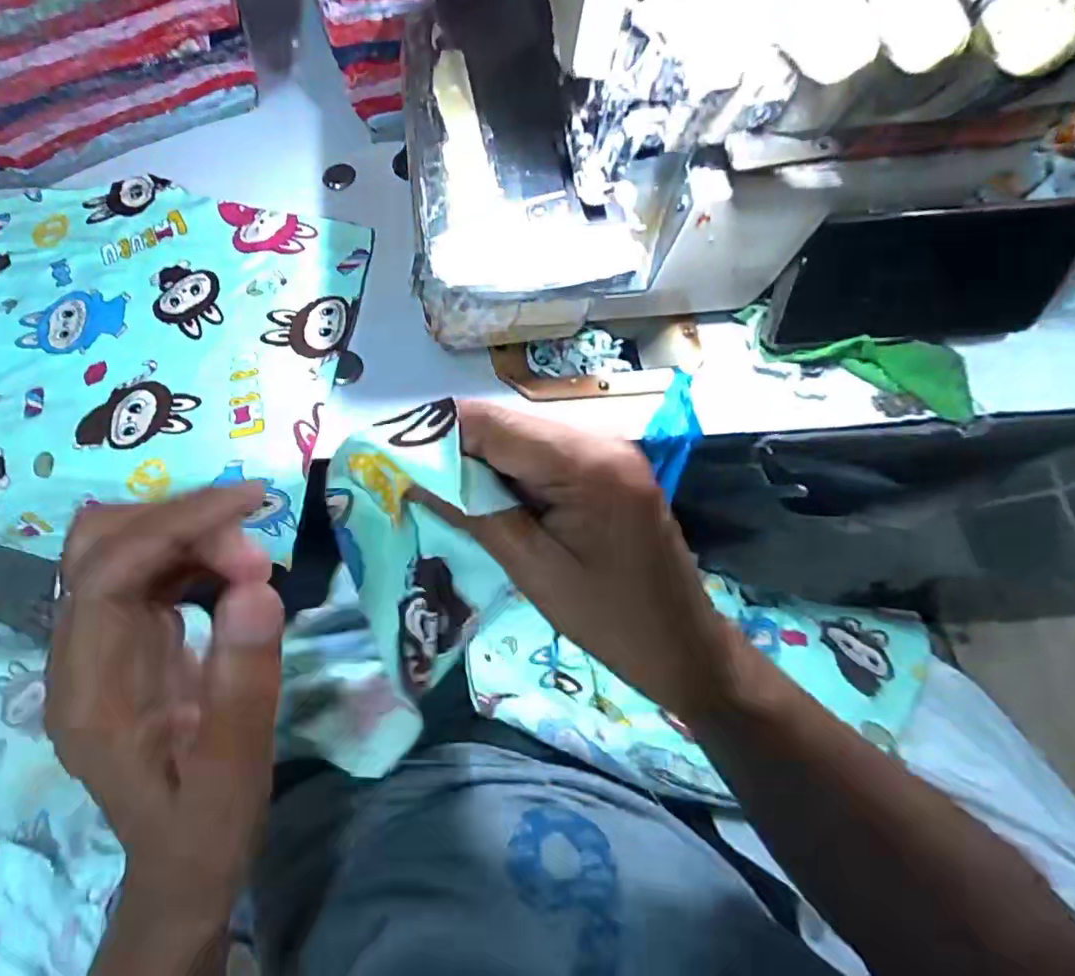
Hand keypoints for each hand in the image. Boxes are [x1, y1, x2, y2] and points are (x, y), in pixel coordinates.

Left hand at [48, 484, 284, 959]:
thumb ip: (244, 684)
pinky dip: (191, 550)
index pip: (103, 576)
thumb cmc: (203, 829)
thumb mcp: (235, 772)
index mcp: (87, 692)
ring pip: (121, 544)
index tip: (245, 505)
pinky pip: (146, 564)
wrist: (181, 863)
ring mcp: (95, 639)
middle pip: (100, 545)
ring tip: (253, 560)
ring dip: (189, 532)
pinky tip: (231, 570)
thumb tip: (256, 587)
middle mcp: (76, 653)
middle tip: (255, 549)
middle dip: (180, 522)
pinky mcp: (123, 633)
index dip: (171, 526)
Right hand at [414, 399, 743, 718]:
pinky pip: (535, 458)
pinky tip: (475, 499)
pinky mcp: (601, 471)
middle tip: (400, 476)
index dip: (431, 432)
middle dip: (446, 447)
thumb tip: (411, 478)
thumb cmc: (612, 621)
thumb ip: (472, 512)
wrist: (688, 651)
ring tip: (428, 490)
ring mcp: (603, 453)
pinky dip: (498, 473)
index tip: (386, 454)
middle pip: (501, 424)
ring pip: (514, 439)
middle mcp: (597, 441)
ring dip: (470, 461)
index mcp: (586, 462)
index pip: (489, 423)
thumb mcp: (533, 569)